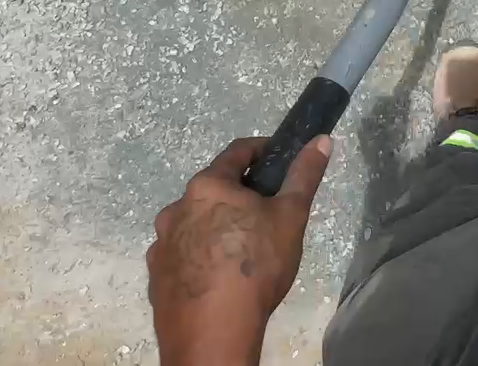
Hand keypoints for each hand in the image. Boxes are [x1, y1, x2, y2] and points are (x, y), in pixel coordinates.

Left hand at [147, 135, 333, 365]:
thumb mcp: (291, 215)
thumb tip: (321, 140)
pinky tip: (221, 272)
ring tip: (245, 244)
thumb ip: (305, 174)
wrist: (213, 337)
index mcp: (207, 186)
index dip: (263, 150)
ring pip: (196, 221)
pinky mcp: (155, 280)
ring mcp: (160, 246)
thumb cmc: (255, 265)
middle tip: (269, 209)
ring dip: (217, 223)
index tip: (280, 160)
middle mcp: (175, 210)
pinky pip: (183, 253)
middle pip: (214, 188)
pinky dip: (201, 253)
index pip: (237, 152)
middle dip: (241, 193)